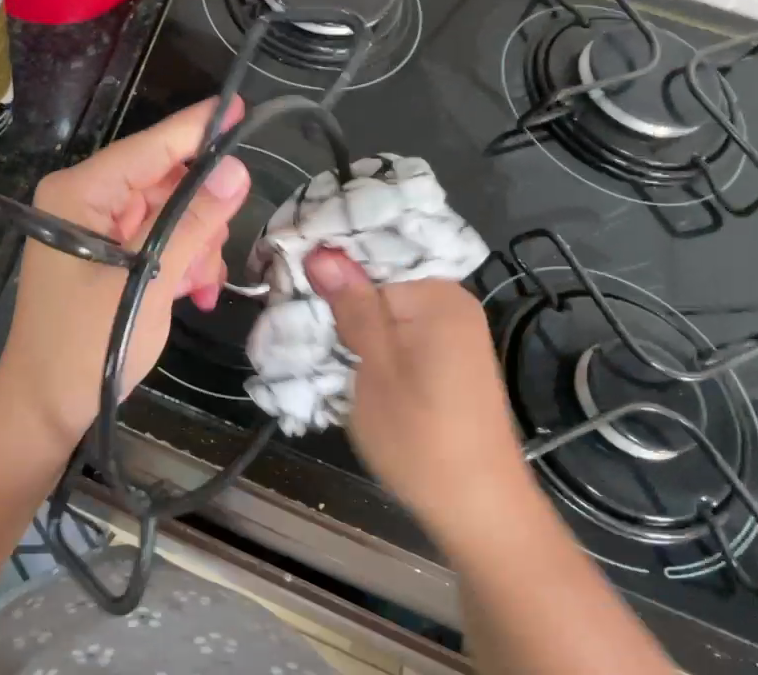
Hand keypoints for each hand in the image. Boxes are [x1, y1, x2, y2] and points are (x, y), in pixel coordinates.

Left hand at [0, 98, 250, 447]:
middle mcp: (84, 199)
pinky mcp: (105, 253)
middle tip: (214, 256)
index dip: (197, 130)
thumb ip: (191, 223)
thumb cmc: (87, 345)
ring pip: (168, 213)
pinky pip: (157, 240)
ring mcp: (94, 227)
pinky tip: (191, 294)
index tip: (240, 107)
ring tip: (196, 288)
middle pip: (164, 182)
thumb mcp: (147, 280)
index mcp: (79, 192)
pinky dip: (180, 262)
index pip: (149, 147)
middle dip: (199, 217)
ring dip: (194, 247)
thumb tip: (236, 171)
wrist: (46, 407)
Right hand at [305, 250, 536, 539]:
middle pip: (377, 269)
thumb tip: (323, 252)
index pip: (372, 247)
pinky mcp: (442, 353)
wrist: (479, 510)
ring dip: (342, 305)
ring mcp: (448, 328)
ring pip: (381, 297)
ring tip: (294, 306)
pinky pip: (394, 321)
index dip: (324, 248)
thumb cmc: (422, 440)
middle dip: (330, 277)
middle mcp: (448, 302)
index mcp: (436, 296)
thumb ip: (352, 307)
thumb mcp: (375, 370)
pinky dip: (362, 326)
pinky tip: (331, 336)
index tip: (279, 251)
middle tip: (278, 283)